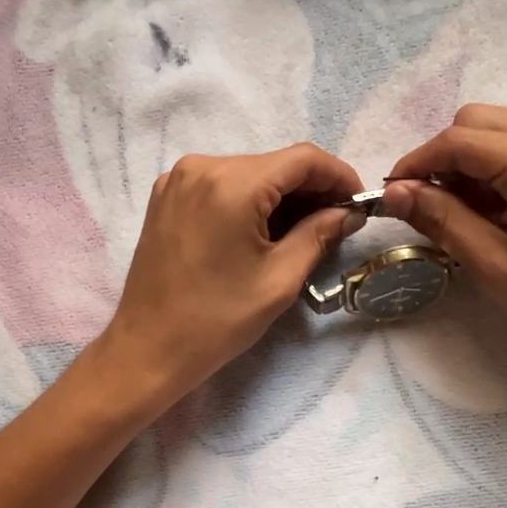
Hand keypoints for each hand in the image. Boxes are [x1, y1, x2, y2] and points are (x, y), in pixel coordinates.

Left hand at [99, 144, 364, 399]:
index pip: (302, 159)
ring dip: (279, 197)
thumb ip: (319, 235)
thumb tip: (348, 213)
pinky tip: (262, 233)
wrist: (148, 348)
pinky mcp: (165, 198)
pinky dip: (247, 201)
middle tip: (335, 225)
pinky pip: (220, 186)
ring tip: (302, 233)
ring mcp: (177, 180)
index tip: (358, 204)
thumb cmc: (216, 320)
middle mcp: (201, 167)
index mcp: (231, 183)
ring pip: (248, 174)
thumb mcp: (280, 279)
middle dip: (310, 190)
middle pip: (274, 164)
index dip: (338, 176)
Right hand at [380, 105, 506, 375]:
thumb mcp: (496, 268)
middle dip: (443, 159)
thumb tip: (395, 192)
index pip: (459, 140)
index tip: (392, 197)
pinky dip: (500, 162)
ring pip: (501, 125)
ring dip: (471, 160)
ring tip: (469, 212)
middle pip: (477, 120)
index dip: (416, 164)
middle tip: (432, 209)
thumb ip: (443, 220)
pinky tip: (501, 205)